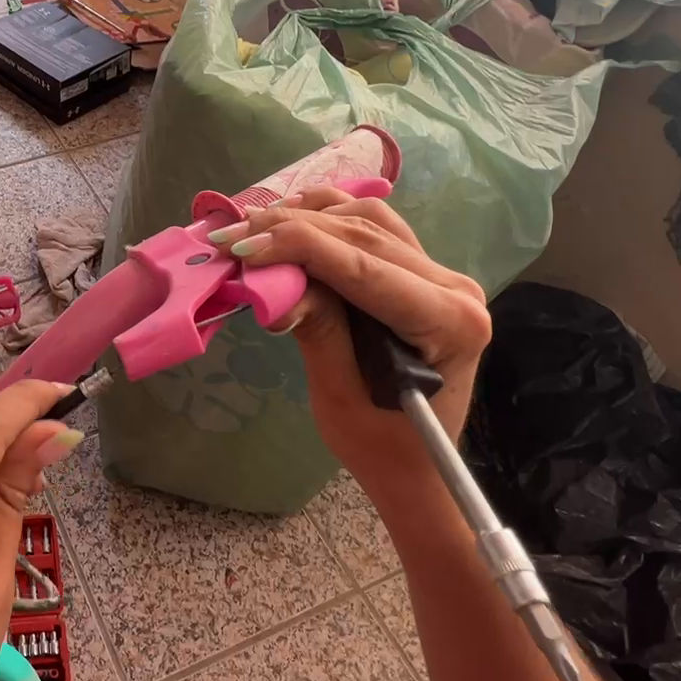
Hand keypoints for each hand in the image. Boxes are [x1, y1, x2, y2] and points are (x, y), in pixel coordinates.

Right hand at [208, 188, 490, 484]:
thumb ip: (316, 328)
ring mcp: (439, 273)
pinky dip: (326, 215)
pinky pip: (372, 225)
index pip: (362, 264)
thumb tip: (272, 278)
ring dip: (305, 214)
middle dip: (289, 228)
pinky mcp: (419, 270)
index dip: (297, 246)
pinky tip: (290, 216)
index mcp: (448, 322)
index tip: (239, 247)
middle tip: (228, 238)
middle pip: (361, 232)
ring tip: (251, 227)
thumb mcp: (340, 395)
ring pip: (365, 217)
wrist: (417, 466)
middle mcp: (452, 286)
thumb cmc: (381, 445)